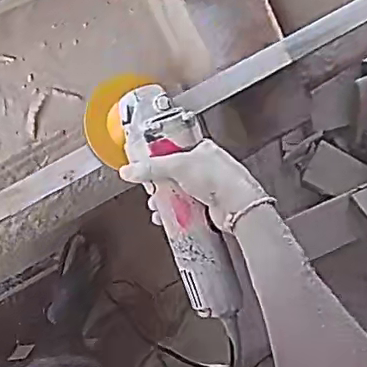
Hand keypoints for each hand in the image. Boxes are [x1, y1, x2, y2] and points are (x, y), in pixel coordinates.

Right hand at [118, 139, 269, 230]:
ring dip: (166, 200)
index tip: (146, 168)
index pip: (175, 151)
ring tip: (156, 206)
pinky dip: (176, 213)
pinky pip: (188, 208)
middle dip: (160, 185)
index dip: (159, 160)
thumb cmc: (218, 178)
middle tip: (150, 190)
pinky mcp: (210, 206)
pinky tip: (167, 217)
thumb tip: (128, 170)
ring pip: (181, 193)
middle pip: (175, 175)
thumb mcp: (177, 166)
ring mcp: (210, 187)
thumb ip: (150, 168)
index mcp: (203, 149)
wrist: (238, 206)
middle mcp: (208, 167)